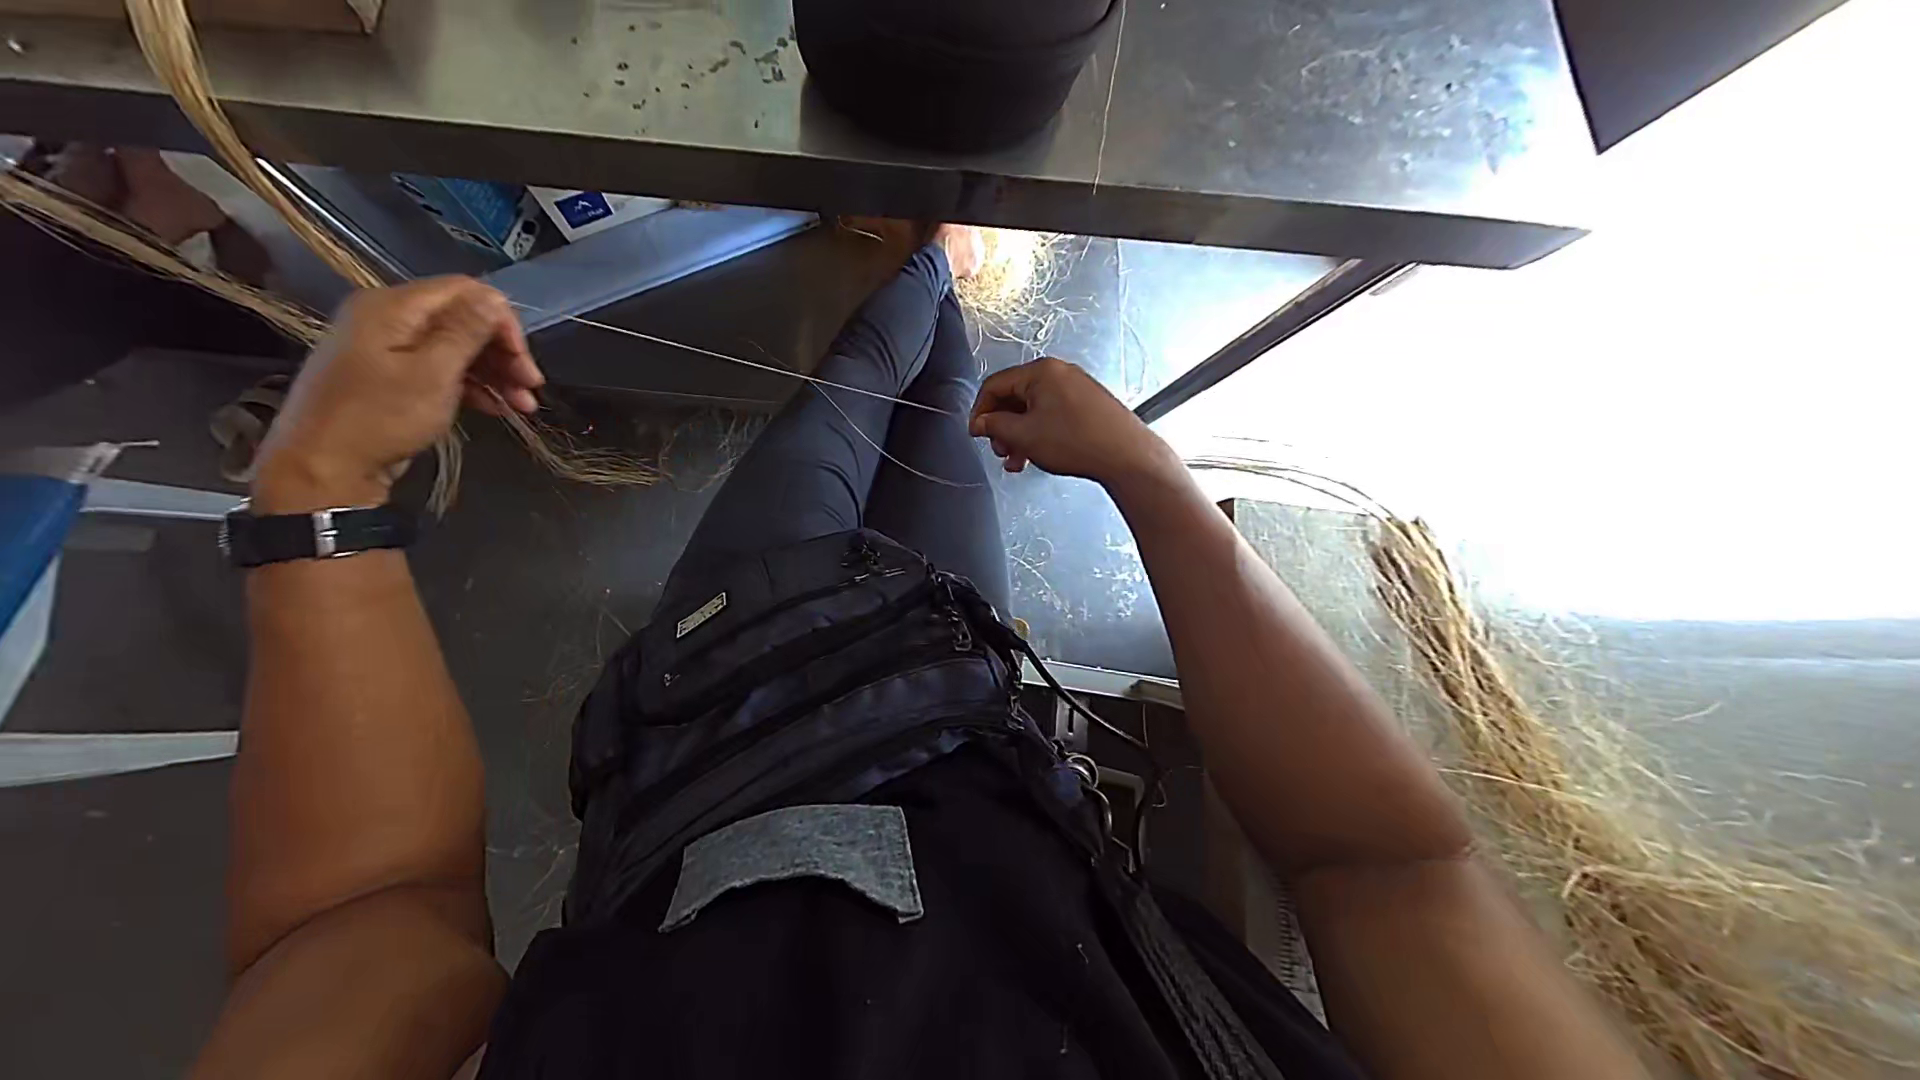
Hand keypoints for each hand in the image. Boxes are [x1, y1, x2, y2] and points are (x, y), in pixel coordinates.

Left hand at [253, 278, 541, 512]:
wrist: (327, 466)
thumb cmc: (381, 417)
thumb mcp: (432, 373)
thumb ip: (465, 332)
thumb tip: (494, 297)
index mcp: (394, 308)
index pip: (465, 292)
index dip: (502, 321)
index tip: (524, 360)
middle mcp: (391, 319)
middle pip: (465, 320)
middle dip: (504, 351)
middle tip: (532, 386)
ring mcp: (392, 349)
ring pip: (461, 348)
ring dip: (498, 373)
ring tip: (524, 406)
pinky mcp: (397, 377)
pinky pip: (446, 370)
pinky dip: (477, 386)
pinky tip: (499, 409)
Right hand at [968, 357, 1178, 486]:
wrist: (1125, 455)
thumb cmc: (1080, 441)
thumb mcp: (1024, 436)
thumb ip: (995, 426)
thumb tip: (982, 422)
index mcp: (1041, 371)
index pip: (995, 385)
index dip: (980, 412)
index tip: (977, 432)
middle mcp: (1059, 373)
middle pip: (1015, 397)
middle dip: (1003, 427)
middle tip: (1001, 449)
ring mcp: (1075, 387)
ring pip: (1033, 409)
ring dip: (1020, 435)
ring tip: (1019, 459)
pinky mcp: (1087, 403)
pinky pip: (1052, 414)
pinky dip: (1039, 433)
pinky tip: (1038, 454)